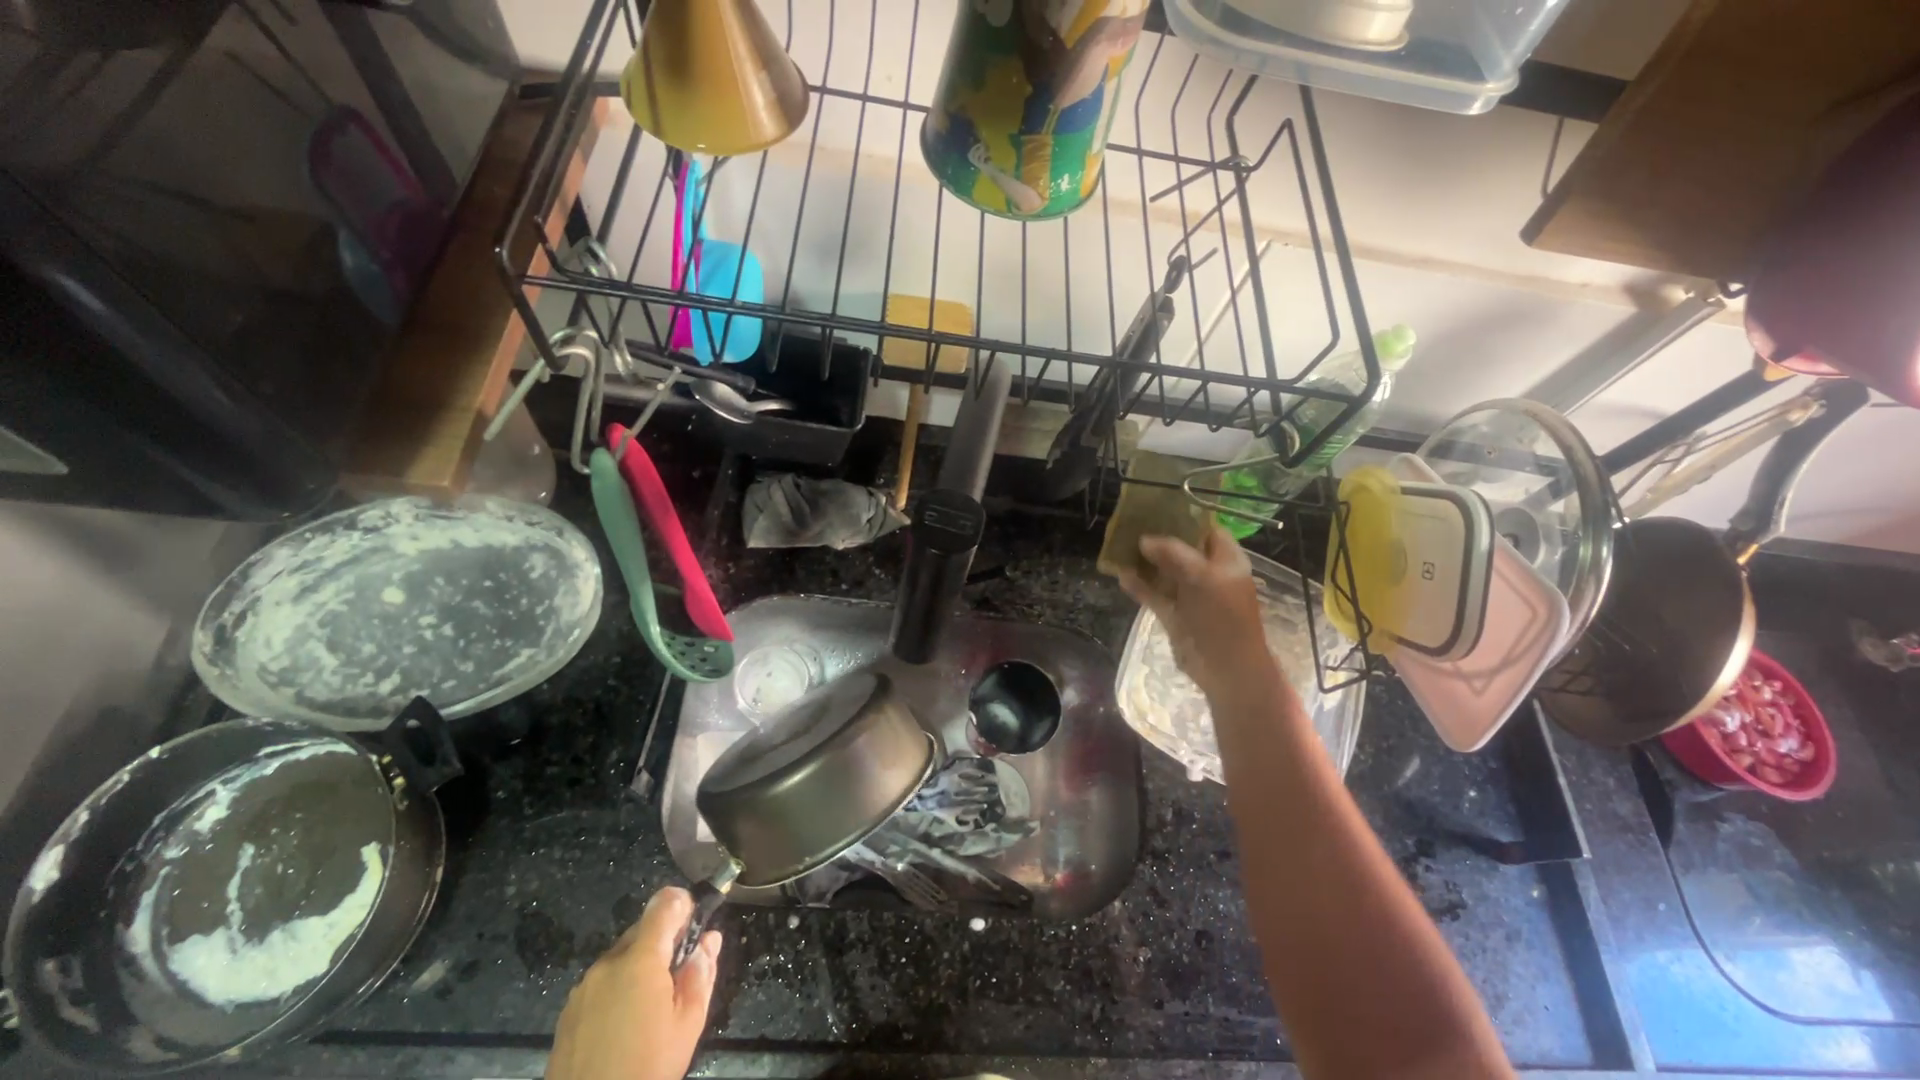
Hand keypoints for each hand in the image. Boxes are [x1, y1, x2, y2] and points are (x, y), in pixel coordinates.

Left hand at [548, 887, 720, 1079]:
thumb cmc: (648, 1068)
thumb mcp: (688, 1024)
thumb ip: (700, 974)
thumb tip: (709, 939)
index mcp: (640, 962)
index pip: (663, 907)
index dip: (682, 904)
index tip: (696, 919)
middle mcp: (607, 964)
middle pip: (640, 932)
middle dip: (663, 942)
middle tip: (680, 975)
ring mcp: (583, 988)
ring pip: (619, 959)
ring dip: (639, 967)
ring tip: (652, 1008)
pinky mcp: (568, 1011)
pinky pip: (600, 984)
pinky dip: (617, 989)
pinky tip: (624, 1025)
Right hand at [1117, 525, 1280, 704]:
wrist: (1227, 668)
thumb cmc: (1223, 616)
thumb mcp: (1203, 576)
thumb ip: (1174, 553)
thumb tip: (1144, 540)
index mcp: (1226, 560)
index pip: (1207, 530)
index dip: (1186, 518)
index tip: (1158, 507)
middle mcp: (1208, 574)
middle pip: (1182, 548)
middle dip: (1158, 538)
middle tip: (1130, 523)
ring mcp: (1190, 595)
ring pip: (1164, 571)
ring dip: (1144, 561)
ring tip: (1119, 545)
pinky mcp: (1174, 614)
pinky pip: (1153, 594)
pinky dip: (1138, 585)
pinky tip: (1120, 575)